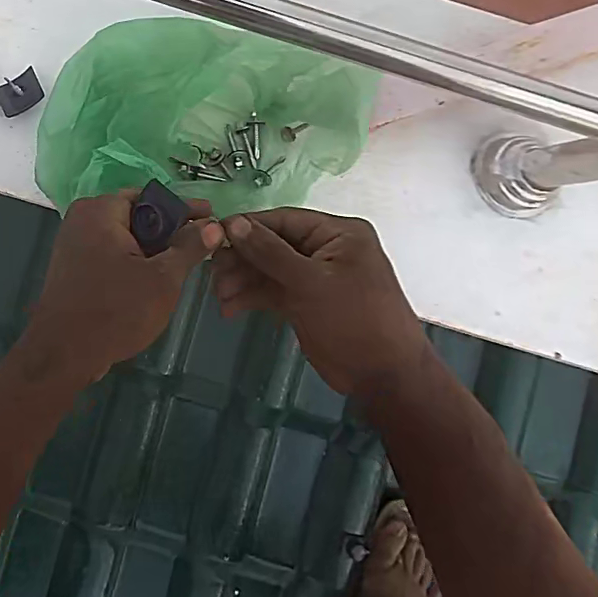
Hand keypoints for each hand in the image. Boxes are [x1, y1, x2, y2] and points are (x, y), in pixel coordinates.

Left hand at [18, 190, 224, 381]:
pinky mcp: (72, 269)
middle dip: (169, 233)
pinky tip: (152, 284)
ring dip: (152, 251)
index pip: (152, 197)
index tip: (210, 221)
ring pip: (125, 239)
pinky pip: (110, 256)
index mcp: (101, 210)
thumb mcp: (163, 278)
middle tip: (198, 249)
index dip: (184, 210)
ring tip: (180, 269)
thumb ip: (190, 247)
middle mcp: (82, 219)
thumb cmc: (116, 311)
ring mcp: (73, 245)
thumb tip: (212, 226)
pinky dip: (132, 264)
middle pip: (138, 217)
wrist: (63, 356)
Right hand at [212, 209, 431, 398]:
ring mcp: (315, 277)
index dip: (248, 227)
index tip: (214, 235)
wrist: (384, 375)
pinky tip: (230, 307)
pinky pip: (274, 292)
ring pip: (270, 270)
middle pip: (273, 245)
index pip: (284, 220)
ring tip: (220, 297)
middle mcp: (326, 250)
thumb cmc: (355, 320)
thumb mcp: (311, 282)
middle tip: (213, 273)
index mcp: (338, 233)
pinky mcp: (306, 302)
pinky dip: (253, 298)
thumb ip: (271, 253)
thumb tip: (235, 224)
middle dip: (243, 259)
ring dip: (243, 281)